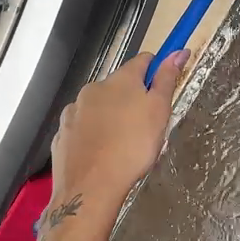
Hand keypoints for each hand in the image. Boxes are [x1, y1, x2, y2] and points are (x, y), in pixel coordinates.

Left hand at [50, 50, 187, 203]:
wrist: (91, 189)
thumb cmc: (133, 147)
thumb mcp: (160, 111)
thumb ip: (167, 79)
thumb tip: (178, 51)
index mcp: (120, 79)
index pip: (144, 60)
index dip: (157, 71)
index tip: (163, 90)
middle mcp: (93, 88)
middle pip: (120, 85)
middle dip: (133, 98)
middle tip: (146, 125)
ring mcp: (73, 112)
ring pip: (100, 106)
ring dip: (112, 115)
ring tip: (123, 143)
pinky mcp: (61, 134)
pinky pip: (83, 126)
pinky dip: (93, 133)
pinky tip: (102, 153)